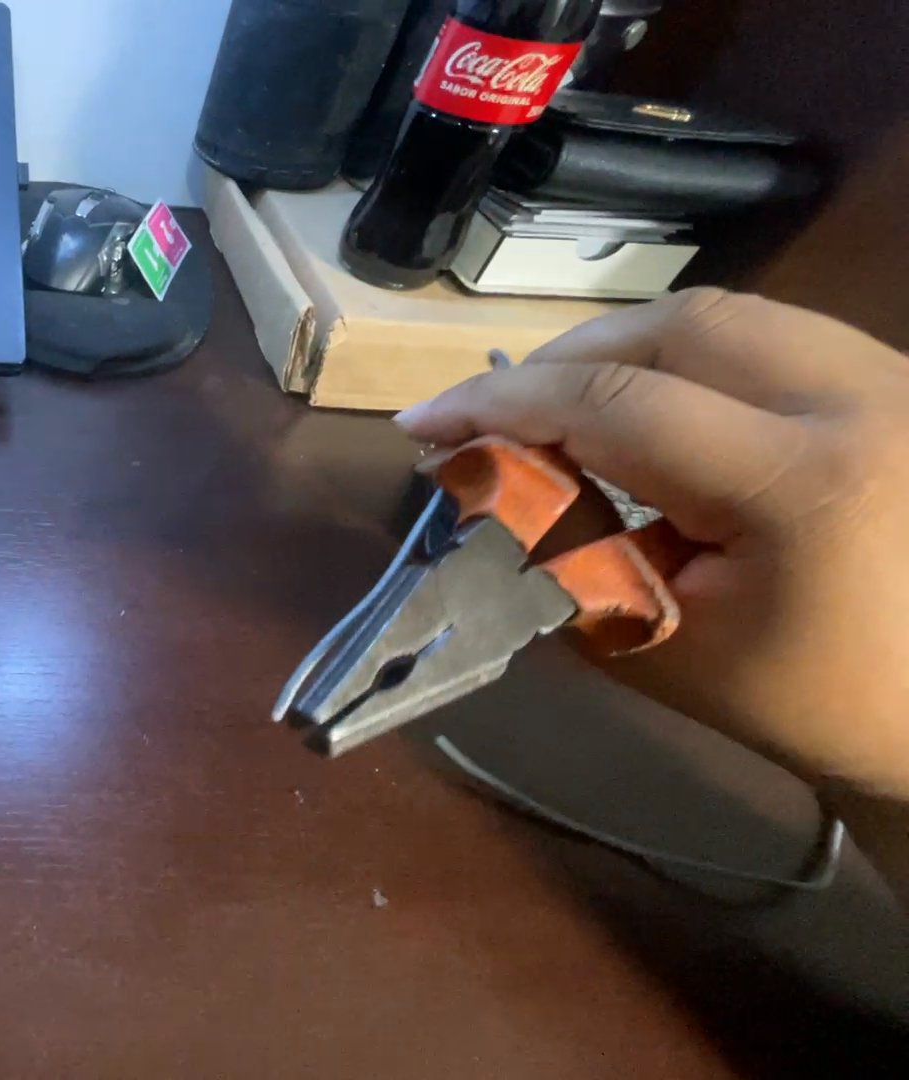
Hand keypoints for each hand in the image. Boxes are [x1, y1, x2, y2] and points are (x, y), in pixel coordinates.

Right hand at [395, 290, 908, 802]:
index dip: (496, 402)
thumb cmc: (797, 696)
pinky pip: (756, 338)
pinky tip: (627, 407)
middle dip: (548, 363)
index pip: (612, 400)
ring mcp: (899, 381)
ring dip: (604, 353)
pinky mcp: (896, 384)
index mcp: (805, 481)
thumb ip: (556, 549)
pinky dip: (664, 359)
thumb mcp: (644, 635)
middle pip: (667, 326)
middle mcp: (868, 401)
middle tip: (483, 415)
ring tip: (545, 407)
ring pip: (716, 316)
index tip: (418, 423)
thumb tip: (475, 482)